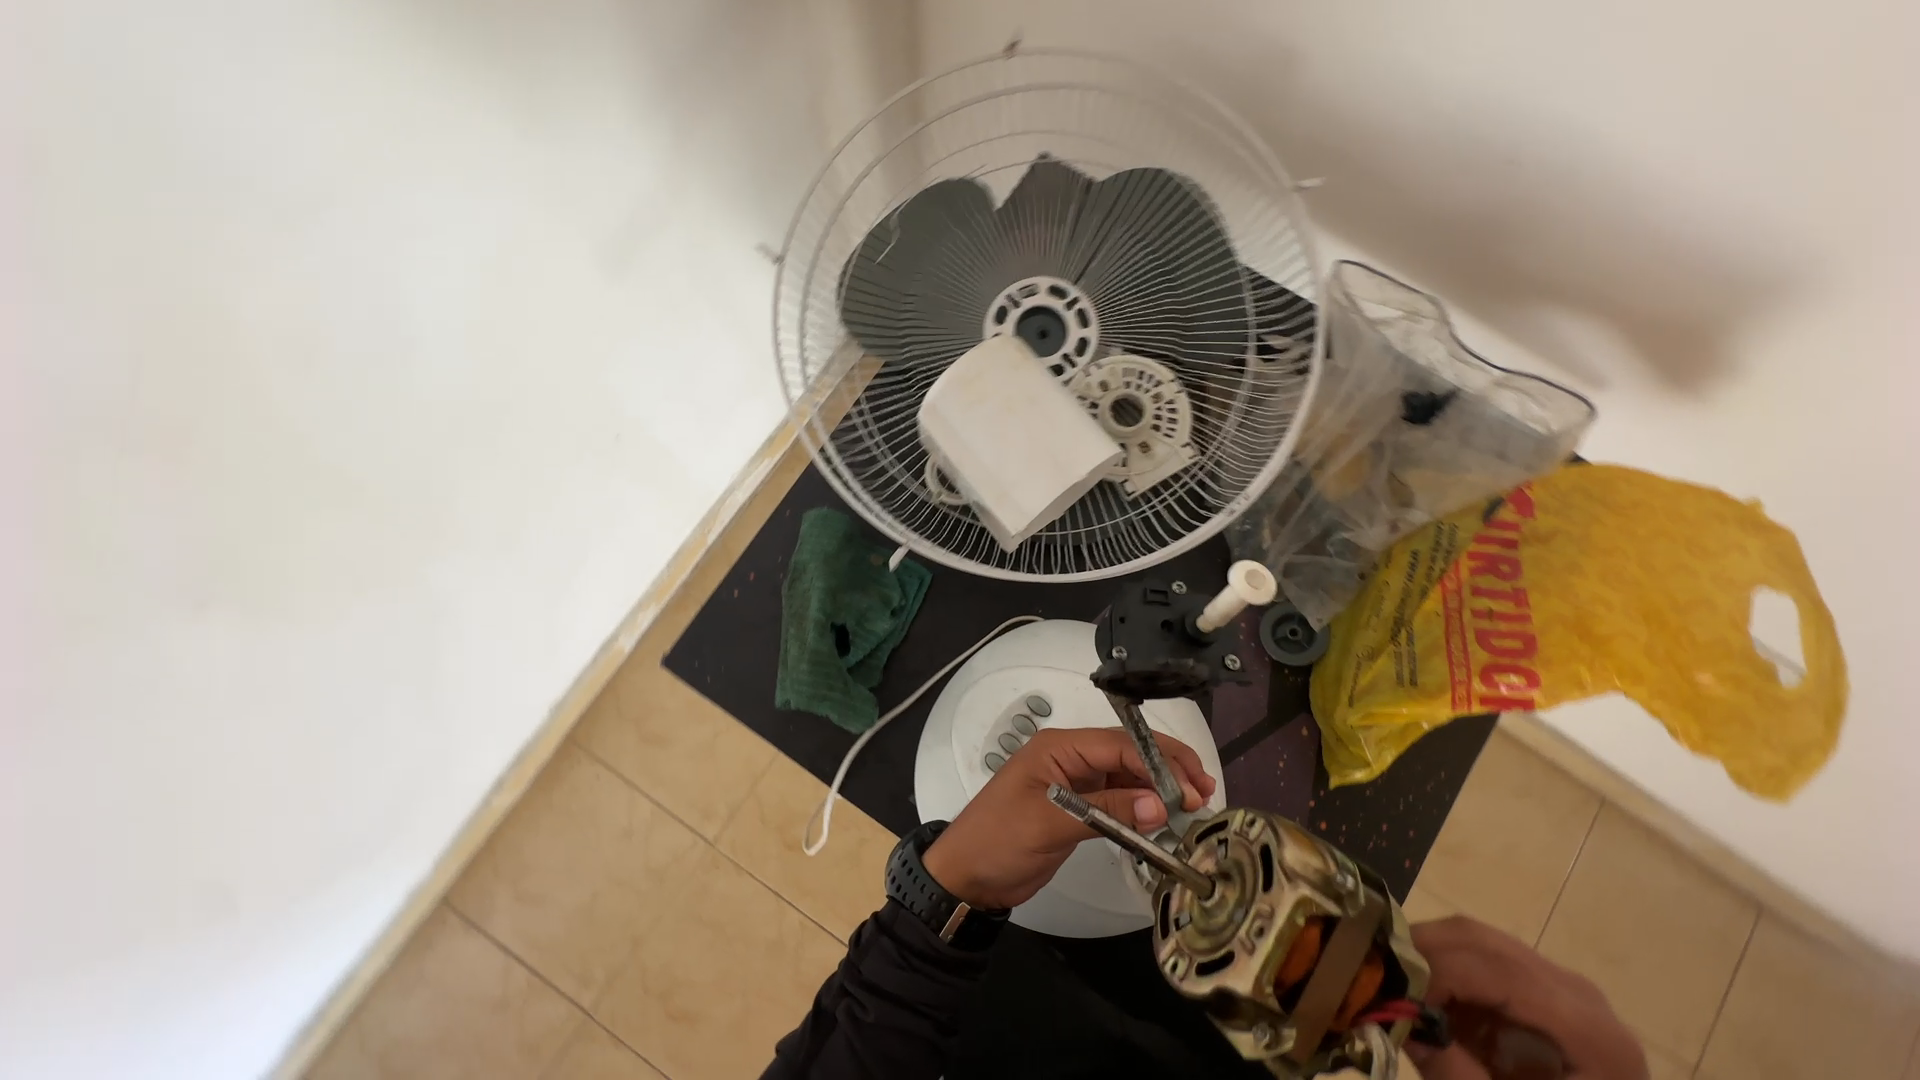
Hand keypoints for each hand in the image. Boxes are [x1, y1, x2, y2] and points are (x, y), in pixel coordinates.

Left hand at [921, 726, 1214, 910]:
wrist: (966, 877)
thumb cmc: (999, 840)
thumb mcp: (1050, 823)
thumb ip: (1105, 811)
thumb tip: (1158, 806)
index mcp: (1059, 747)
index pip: (1119, 744)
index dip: (1159, 763)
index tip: (1191, 788)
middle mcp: (1070, 757)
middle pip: (1128, 753)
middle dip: (1167, 767)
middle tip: (1204, 790)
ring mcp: (1075, 782)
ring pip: (1127, 774)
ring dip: (1160, 786)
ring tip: (1196, 802)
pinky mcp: (1079, 807)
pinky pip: (1119, 798)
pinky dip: (1143, 805)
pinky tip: (1165, 816)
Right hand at [1409, 917, 1647, 1079]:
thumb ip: (1453, 1074)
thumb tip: (1393, 1019)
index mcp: (1590, 1033)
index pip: (1496, 971)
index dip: (1433, 973)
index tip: (1387, 999)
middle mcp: (1577, 993)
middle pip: (1480, 941)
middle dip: (1418, 952)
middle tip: (1373, 978)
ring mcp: (1560, 985)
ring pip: (1474, 937)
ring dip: (1425, 954)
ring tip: (1392, 986)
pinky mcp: (1540, 988)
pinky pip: (1480, 955)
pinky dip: (1442, 965)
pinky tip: (1423, 995)